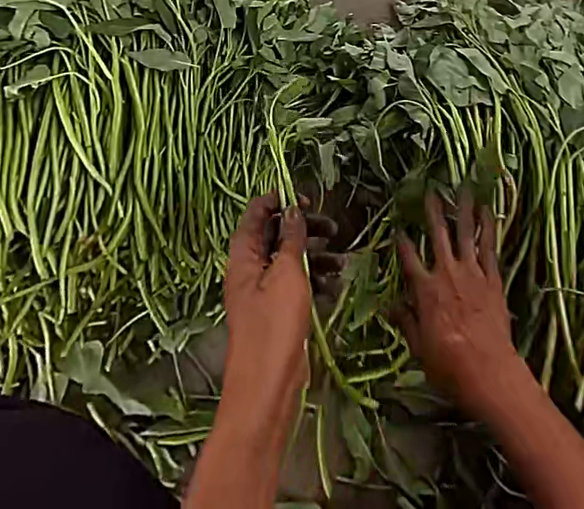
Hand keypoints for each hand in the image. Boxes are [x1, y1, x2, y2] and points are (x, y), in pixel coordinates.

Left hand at [221, 193, 318, 423]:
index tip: (307, 198)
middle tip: (332, 229)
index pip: (256, 213)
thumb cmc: (274, 323)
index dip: (279, 200)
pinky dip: (314, 279)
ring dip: (314, 255)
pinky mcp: (277, 310)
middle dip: (304, 228)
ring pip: (289, 259)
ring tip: (341, 260)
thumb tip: (293, 209)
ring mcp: (263, 291)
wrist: (268, 385)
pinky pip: (296, 283)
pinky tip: (334, 284)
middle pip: (275, 234)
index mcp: (243, 255)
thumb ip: (291, 237)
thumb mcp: (287, 272)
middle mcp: (249, 269)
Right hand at [394, 191, 530, 419]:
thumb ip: (406, 322)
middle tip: (430, 190)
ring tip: (463, 189)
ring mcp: (471, 273)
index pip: (408, 258)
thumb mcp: (418, 348)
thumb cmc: (448, 365)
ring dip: (463, 209)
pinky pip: (489, 247)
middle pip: (437, 235)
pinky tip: (488, 211)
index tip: (397, 227)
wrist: (489, 371)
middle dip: (433, 211)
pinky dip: (488, 227)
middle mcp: (446, 273)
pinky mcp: (492, 279)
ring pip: (465, 233)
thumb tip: (389, 307)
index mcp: (425, 290)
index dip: (402, 242)